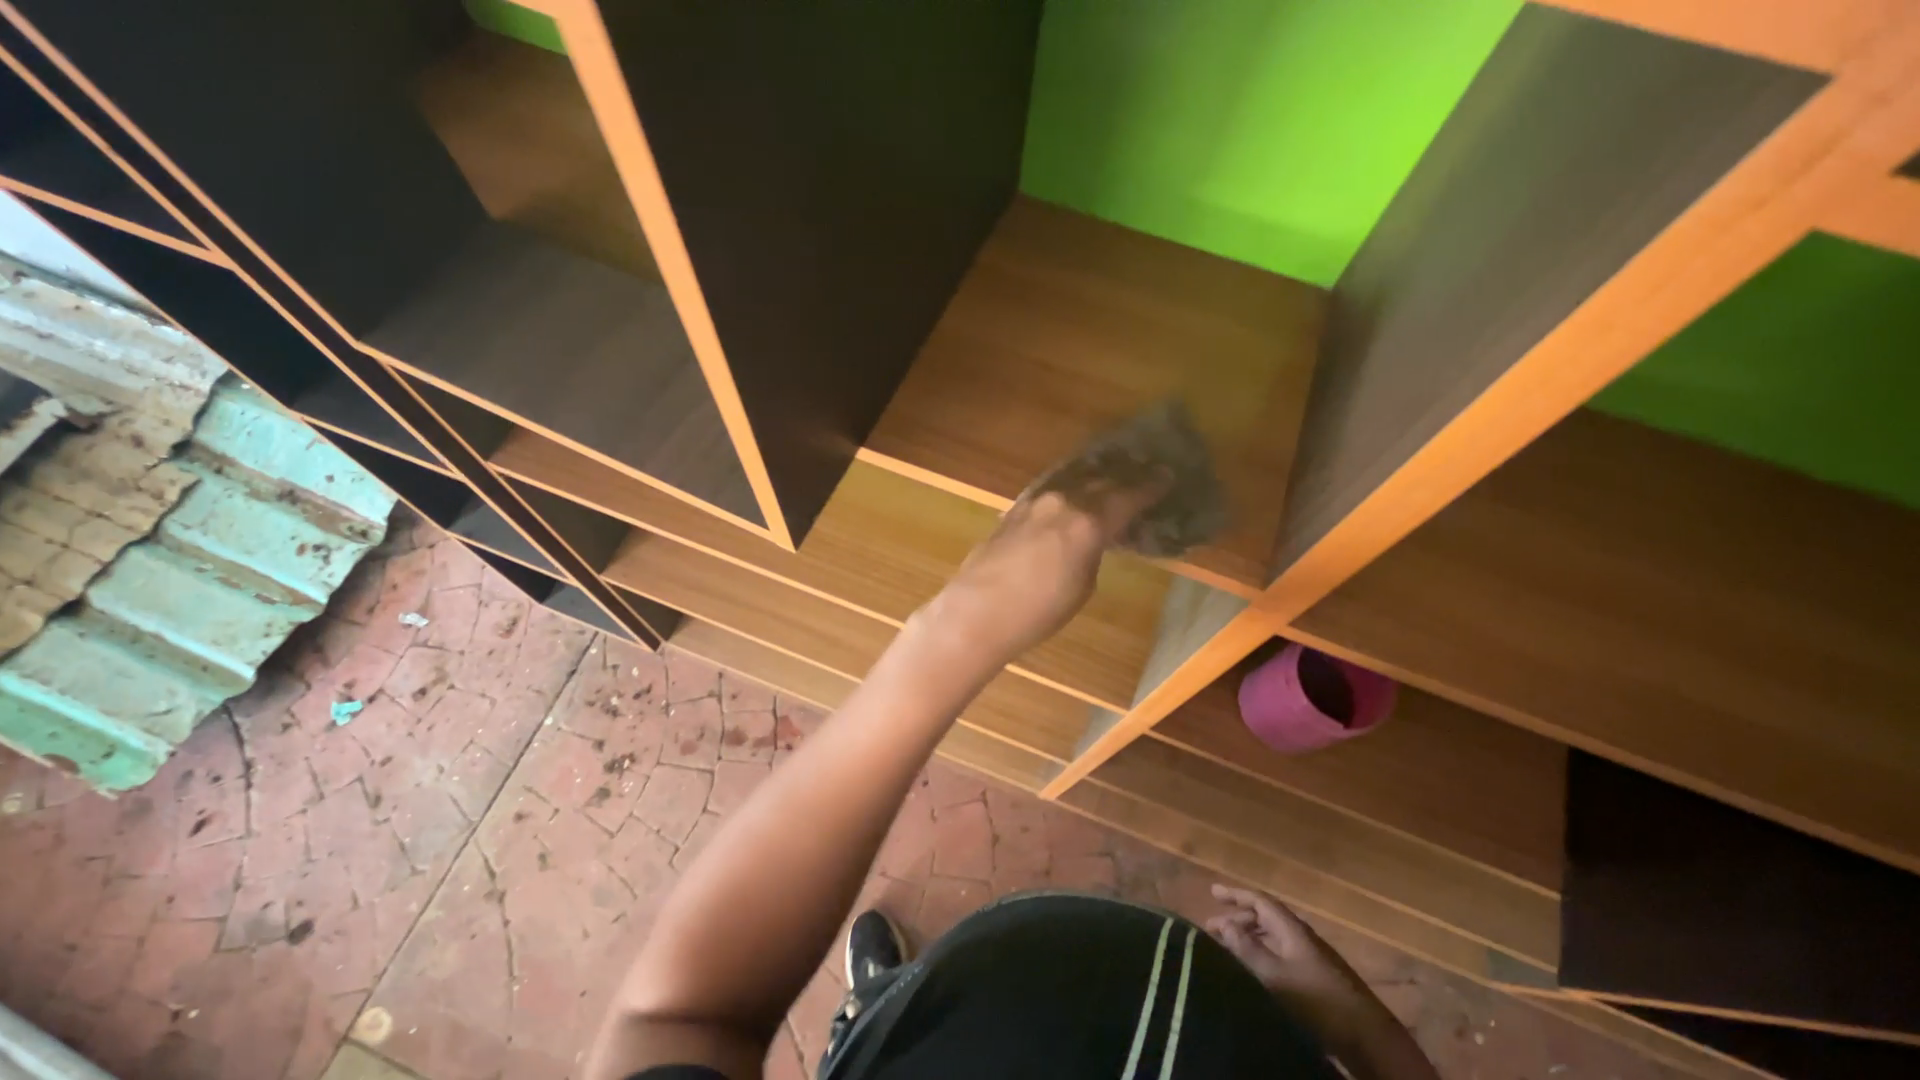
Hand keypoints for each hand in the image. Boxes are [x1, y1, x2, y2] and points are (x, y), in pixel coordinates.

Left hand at [915, 471, 1169, 664]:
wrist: (977, 612)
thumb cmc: (1039, 611)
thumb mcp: (1083, 586)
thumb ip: (1092, 553)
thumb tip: (1092, 539)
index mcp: (1089, 522)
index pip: (1128, 496)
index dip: (1150, 487)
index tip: (1166, 477)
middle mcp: (1063, 501)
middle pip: (1100, 480)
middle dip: (1124, 476)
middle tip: (1142, 470)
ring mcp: (1034, 502)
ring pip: (1071, 479)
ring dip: (1093, 475)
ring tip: (1108, 471)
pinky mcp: (1012, 510)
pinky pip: (1048, 489)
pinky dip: (1066, 487)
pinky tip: (1068, 490)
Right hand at [1206, 885, 1381, 1049]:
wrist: (1365, 1035)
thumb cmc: (1316, 1000)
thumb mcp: (1274, 974)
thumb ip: (1247, 948)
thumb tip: (1224, 922)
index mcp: (1292, 930)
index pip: (1260, 901)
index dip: (1236, 894)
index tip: (1212, 891)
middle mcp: (1302, 937)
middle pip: (1267, 917)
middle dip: (1239, 918)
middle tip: (1212, 928)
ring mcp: (1312, 958)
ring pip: (1274, 937)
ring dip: (1250, 937)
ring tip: (1228, 949)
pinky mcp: (1316, 978)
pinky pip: (1282, 954)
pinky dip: (1262, 954)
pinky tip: (1254, 972)